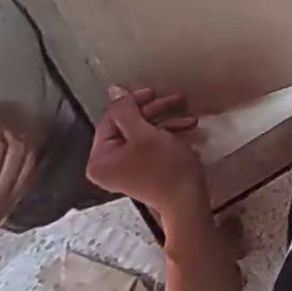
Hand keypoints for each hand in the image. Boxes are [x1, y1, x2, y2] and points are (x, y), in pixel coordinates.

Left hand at [86, 86, 203, 221]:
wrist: (188, 201)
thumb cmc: (164, 166)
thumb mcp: (144, 133)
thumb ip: (126, 110)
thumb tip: (113, 89)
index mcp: (100, 158)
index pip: (112, 119)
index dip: (133, 102)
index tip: (154, 92)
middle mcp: (109, 165)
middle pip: (129, 126)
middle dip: (156, 112)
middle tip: (177, 99)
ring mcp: (127, 169)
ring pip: (144, 134)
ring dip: (168, 124)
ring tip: (191, 120)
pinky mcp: (144, 171)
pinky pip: (152, 147)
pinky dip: (169, 137)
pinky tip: (189, 134)